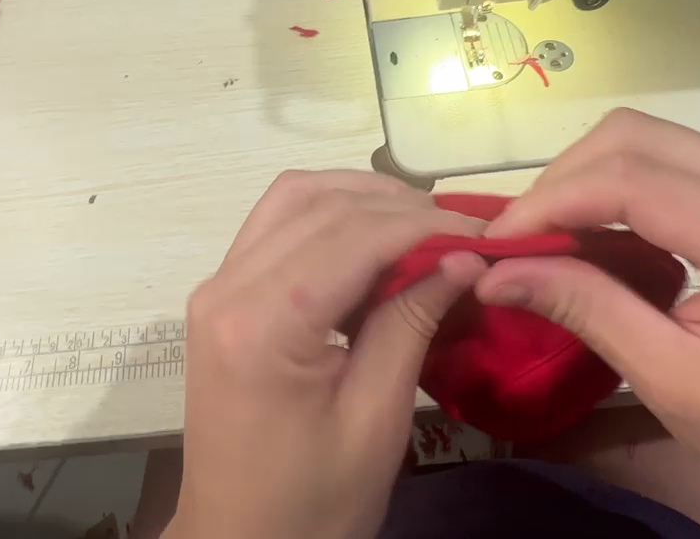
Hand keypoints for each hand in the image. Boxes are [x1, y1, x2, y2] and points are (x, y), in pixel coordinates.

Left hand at [168, 171, 485, 538]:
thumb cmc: (314, 503)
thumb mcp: (376, 420)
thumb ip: (412, 322)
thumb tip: (463, 255)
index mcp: (263, 324)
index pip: (353, 237)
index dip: (423, 225)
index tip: (482, 230)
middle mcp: (226, 286)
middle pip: (320, 204)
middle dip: (396, 206)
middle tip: (458, 228)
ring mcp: (216, 283)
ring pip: (293, 196)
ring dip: (358, 196)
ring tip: (419, 223)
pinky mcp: (220, 290)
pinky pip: (276, 220)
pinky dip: (327, 211)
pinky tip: (369, 233)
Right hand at [474, 110, 699, 538]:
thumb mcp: (676, 386)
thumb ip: (585, 310)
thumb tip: (492, 273)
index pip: (634, 180)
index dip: (552, 202)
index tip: (497, 243)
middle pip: (638, 137)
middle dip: (564, 179)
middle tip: (522, 239)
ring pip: (652, 141)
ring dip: (588, 179)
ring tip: (551, 236)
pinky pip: (675, 166)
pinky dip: (620, 189)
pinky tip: (599, 235)